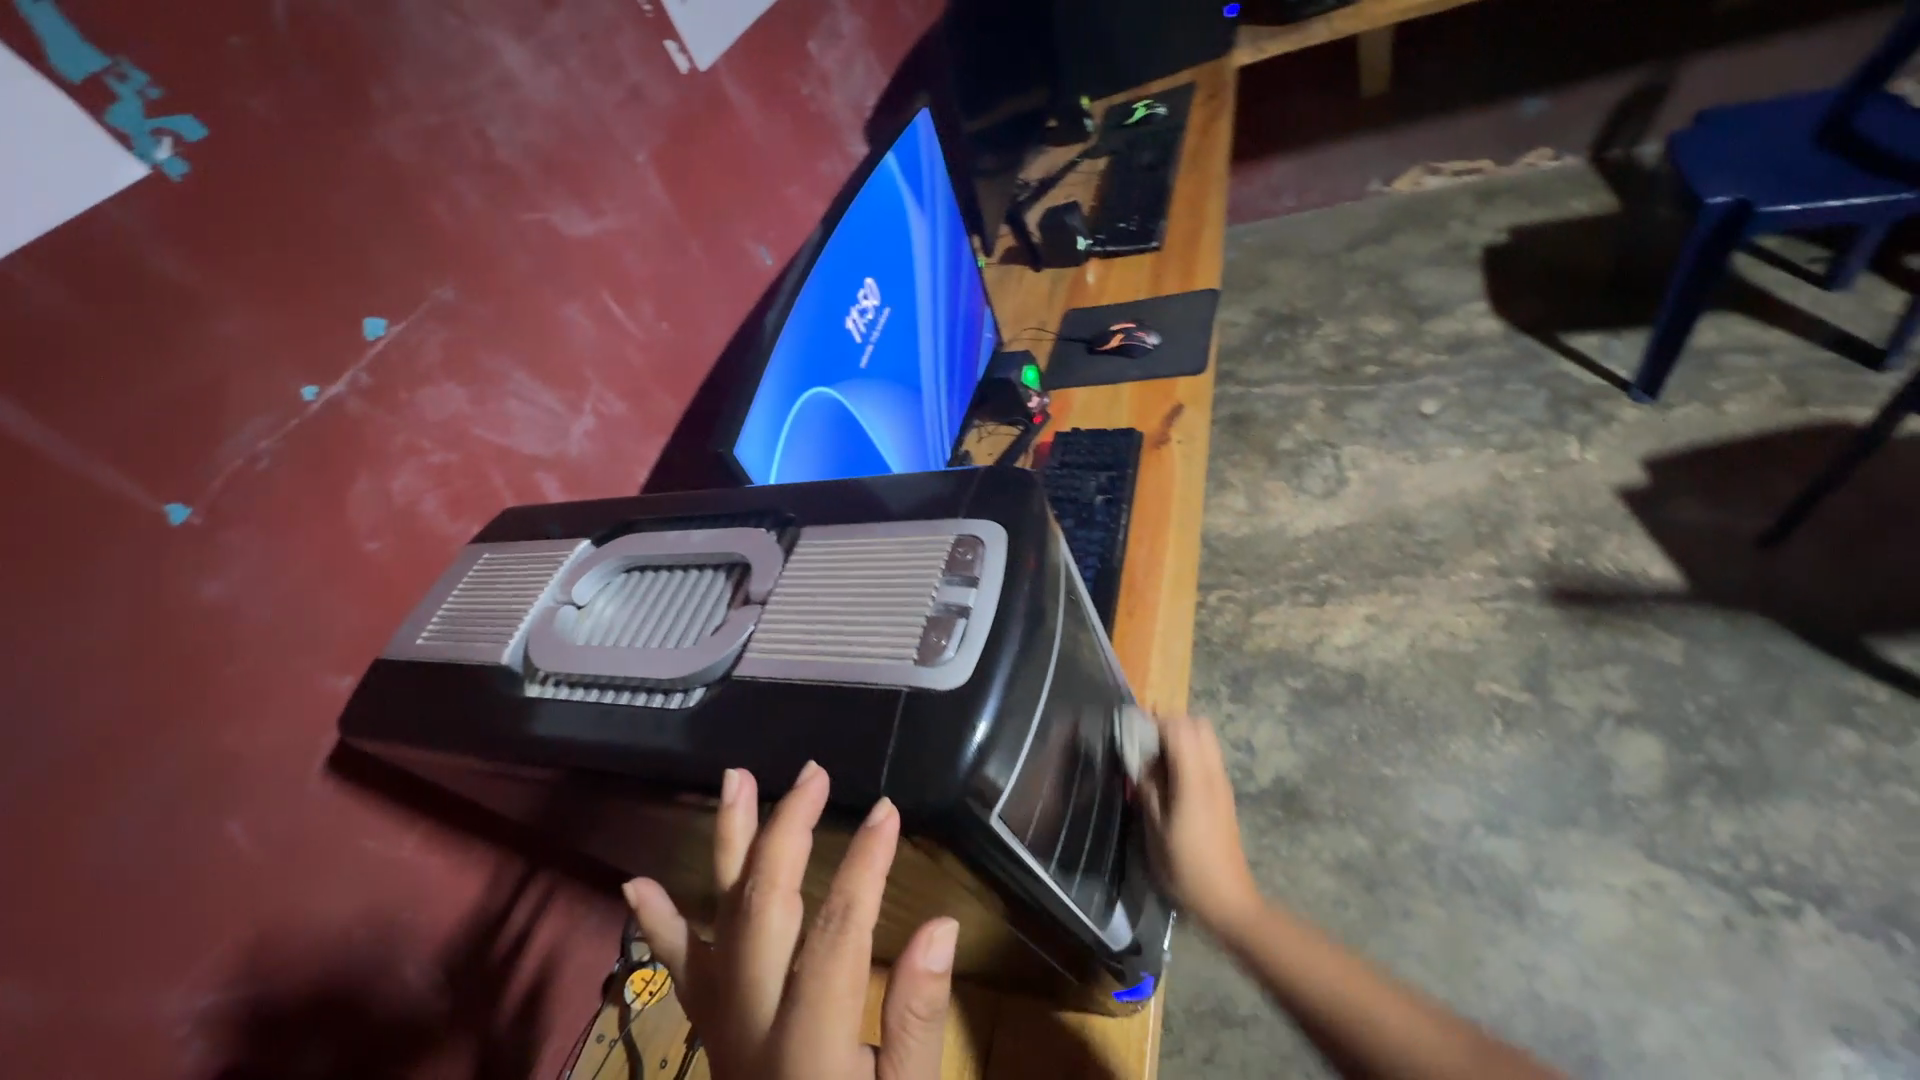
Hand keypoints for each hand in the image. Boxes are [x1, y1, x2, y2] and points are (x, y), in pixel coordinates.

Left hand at [621, 762, 959, 1079]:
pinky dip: (662, 922)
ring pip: (717, 918)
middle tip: (812, 775)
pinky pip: (680, 969)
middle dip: (788, 830)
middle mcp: (752, 1022)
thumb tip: (940, 926)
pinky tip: (640, 883)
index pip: (838, 929)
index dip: (864, 864)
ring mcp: (721, 1026)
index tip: (886, 810)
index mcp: (810, 1043)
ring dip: (727, 845)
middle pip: (764, 905)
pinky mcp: (711, 1033)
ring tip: (734, 782)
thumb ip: (920, 1020)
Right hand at [1138, 713, 1262, 934]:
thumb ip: (1148, 787)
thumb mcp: (1155, 829)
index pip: (1179, 728)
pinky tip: (1172, 778)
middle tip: (1147, 744)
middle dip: (1171, 725)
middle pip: (1197, 724)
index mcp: (1194, 779)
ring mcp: (1222, 783)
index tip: (1133, 732)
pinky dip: (1190, 753)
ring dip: (1182, 738)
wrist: (1228, 899)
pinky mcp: (1225, 794)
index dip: (1155, 723)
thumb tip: (1140, 759)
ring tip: (1157, 761)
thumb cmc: (1185, 867)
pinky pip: (1208, 756)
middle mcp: (1213, 773)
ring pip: (1206, 738)